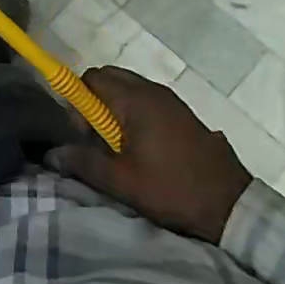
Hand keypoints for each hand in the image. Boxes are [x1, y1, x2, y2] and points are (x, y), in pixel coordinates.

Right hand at [47, 67, 252, 242]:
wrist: (232, 205)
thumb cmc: (172, 190)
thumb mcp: (123, 182)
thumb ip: (84, 163)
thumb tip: (52, 154)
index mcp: (136, 100)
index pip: (92, 78)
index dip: (78, 101)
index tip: (82, 134)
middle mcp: (152, 90)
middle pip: (109, 78)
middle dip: (94, 102)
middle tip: (96, 139)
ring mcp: (170, 100)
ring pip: (128, 88)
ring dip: (114, 108)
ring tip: (118, 147)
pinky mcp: (182, 113)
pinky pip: (146, 99)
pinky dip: (133, 113)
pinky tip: (140, 148)